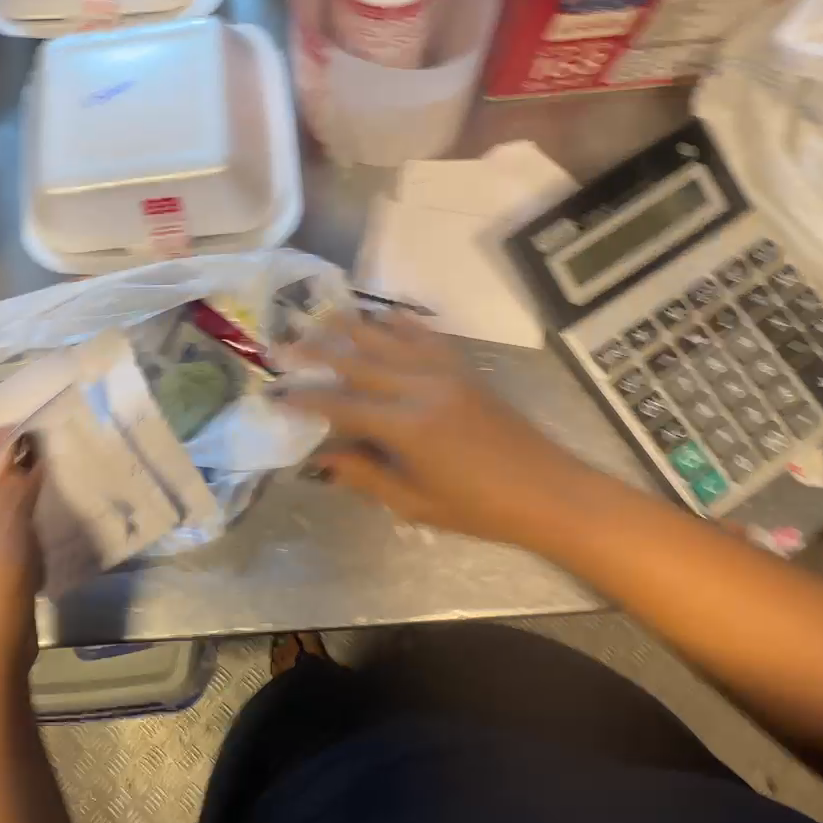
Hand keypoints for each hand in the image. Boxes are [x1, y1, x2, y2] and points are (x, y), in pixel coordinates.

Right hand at [273, 312, 608, 545]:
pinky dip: (400, 322)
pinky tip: (382, 313)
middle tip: (281, 343)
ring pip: (387, 340)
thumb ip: (365, 475)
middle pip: (357, 361)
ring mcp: (444, 373)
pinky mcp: (463, 369)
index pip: (341, 405)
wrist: (548, 491)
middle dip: (315, 351)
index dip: (304, 398)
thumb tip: (321, 457)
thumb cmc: (479, 508)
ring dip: (350, 327)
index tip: (273, 392)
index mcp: (406, 427)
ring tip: (318, 317)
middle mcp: (421, 388)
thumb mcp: (415, 502)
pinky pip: (425, 336)